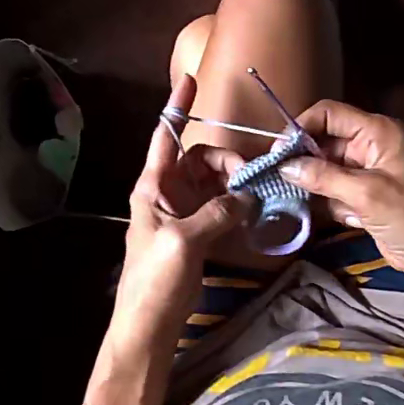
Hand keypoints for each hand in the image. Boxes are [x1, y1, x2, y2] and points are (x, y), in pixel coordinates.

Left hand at [108, 75, 245, 351]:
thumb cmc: (155, 280)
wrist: (148, 325)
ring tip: (255, 196)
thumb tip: (245, 197)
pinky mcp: (195, 234)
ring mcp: (181, 214)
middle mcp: (166, 194)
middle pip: (199, 159)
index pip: (165, 137)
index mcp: (153, 187)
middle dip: (225, 160)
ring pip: (212, 182)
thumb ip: (215, 213)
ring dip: (233, 182)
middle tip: (248, 182)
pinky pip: (217, 206)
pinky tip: (252, 211)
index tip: (191, 79)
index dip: (177, 107)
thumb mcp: (183, 242)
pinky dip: (234, 203)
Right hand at [279, 100, 403, 288]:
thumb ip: (322, 176)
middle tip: (278, 179)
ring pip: (322, 167)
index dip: (300, 127)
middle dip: (303, 161)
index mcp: (378, 132)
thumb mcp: (365, 194)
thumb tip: (283, 165)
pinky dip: (327, 201)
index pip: (328, 114)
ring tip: (310, 201)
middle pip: (321, 140)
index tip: (278, 152)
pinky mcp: (360, 193)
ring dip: (314, 185)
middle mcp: (369, 144)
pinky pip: (330, 188)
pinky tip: (342, 217)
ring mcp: (365, 170)